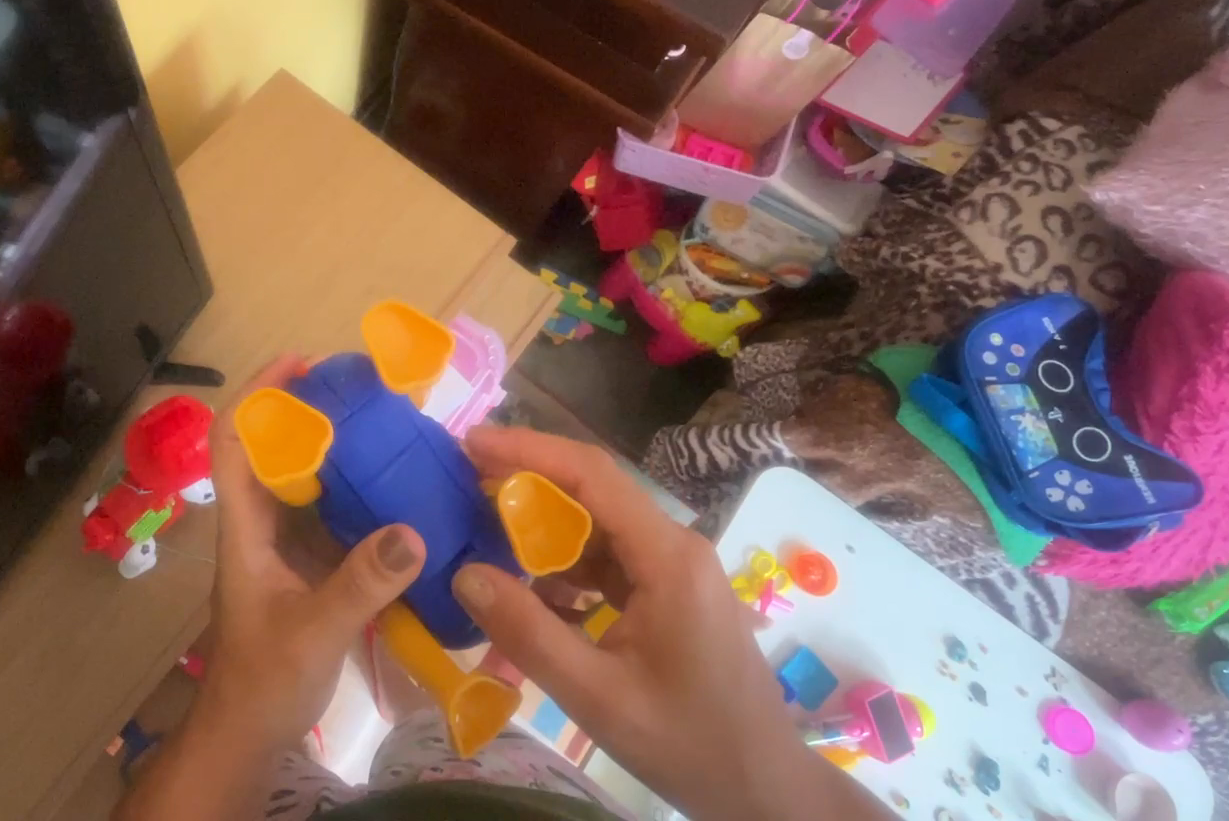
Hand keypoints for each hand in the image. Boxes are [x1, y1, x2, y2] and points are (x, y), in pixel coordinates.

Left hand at [196, 354, 427, 754]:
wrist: (248, 735)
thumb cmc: (264, 680)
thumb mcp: (313, 631)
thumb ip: (361, 584)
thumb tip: (413, 531)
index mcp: (245, 527)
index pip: (233, 442)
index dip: (258, 395)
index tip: (299, 363)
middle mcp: (262, 525)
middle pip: (274, 450)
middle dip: (310, 413)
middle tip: (363, 391)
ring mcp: (285, 546)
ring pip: (306, 481)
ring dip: (339, 452)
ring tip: (387, 429)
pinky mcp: (309, 567)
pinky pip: (332, 516)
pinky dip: (359, 495)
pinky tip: (397, 491)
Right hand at [450, 425, 887, 820]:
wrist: (765, 792)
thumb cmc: (689, 743)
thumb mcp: (598, 697)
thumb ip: (528, 633)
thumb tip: (464, 573)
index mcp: (667, 556)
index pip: (592, 473)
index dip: (528, 449)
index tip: (471, 443)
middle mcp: (673, 545)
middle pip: (591, 489)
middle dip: (525, 479)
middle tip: (463, 479)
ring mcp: (672, 567)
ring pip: (594, 523)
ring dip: (541, 525)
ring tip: (484, 532)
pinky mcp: (665, 589)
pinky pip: (604, 558)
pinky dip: (563, 564)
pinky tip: (531, 591)